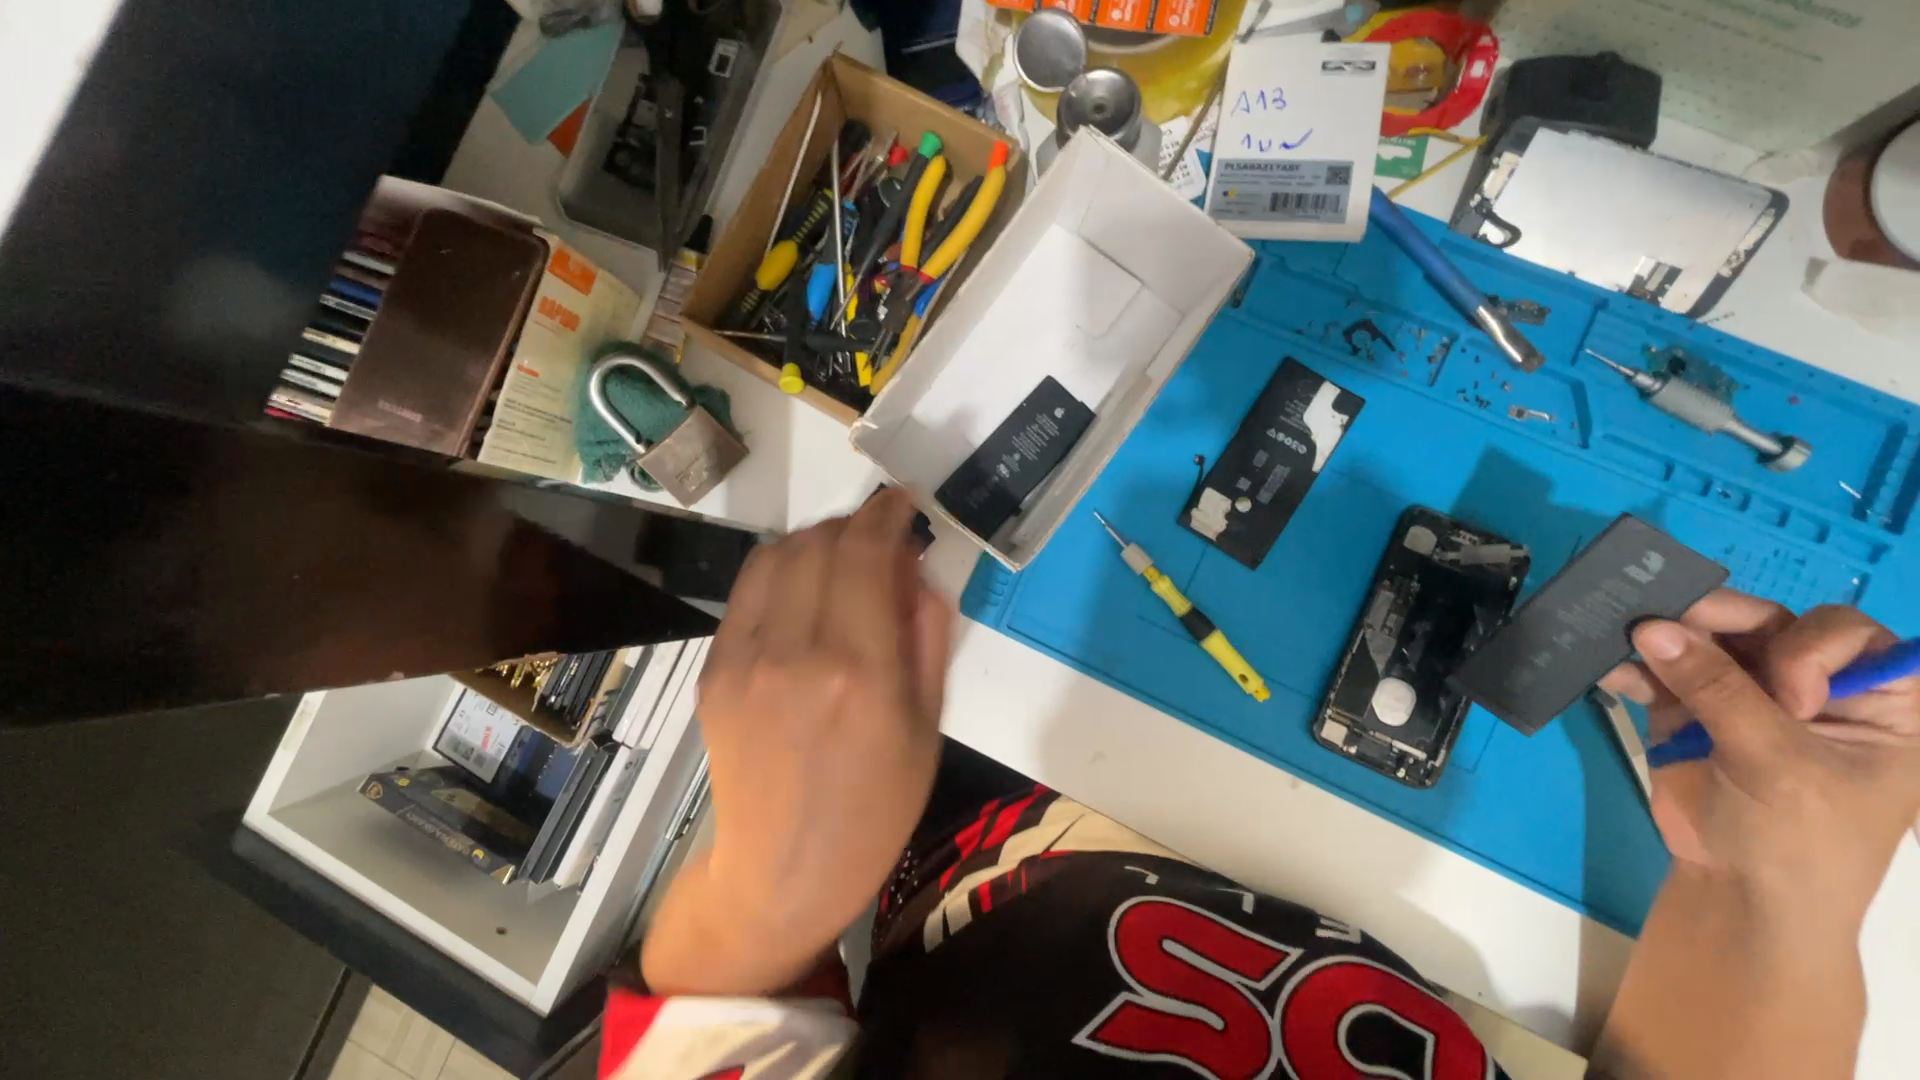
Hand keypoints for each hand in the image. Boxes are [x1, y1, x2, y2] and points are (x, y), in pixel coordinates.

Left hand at [641, 489, 952, 995]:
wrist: (784, 870)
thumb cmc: (876, 807)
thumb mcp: (928, 725)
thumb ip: (926, 634)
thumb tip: (914, 566)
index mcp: (861, 672)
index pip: (867, 552)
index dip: (887, 512)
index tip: (903, 502)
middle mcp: (797, 653)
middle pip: (820, 542)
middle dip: (855, 523)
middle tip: (880, 540)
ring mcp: (745, 659)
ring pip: (777, 555)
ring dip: (816, 540)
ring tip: (841, 560)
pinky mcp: (715, 669)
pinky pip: (748, 591)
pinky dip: (782, 571)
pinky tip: (803, 592)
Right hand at [1601, 591, 1919, 923]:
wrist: (1740, 891)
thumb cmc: (1800, 836)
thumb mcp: (1777, 763)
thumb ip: (1718, 691)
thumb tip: (1651, 628)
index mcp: (1874, 701)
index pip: (1847, 638)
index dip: (1811, 647)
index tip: (1781, 693)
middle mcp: (1808, 687)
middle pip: (1765, 627)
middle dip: (1716, 621)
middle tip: (1663, 623)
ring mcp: (1742, 697)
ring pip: (1703, 641)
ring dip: (1662, 636)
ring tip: (1623, 634)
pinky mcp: (1687, 711)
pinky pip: (1657, 674)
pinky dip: (1629, 668)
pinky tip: (1607, 670)